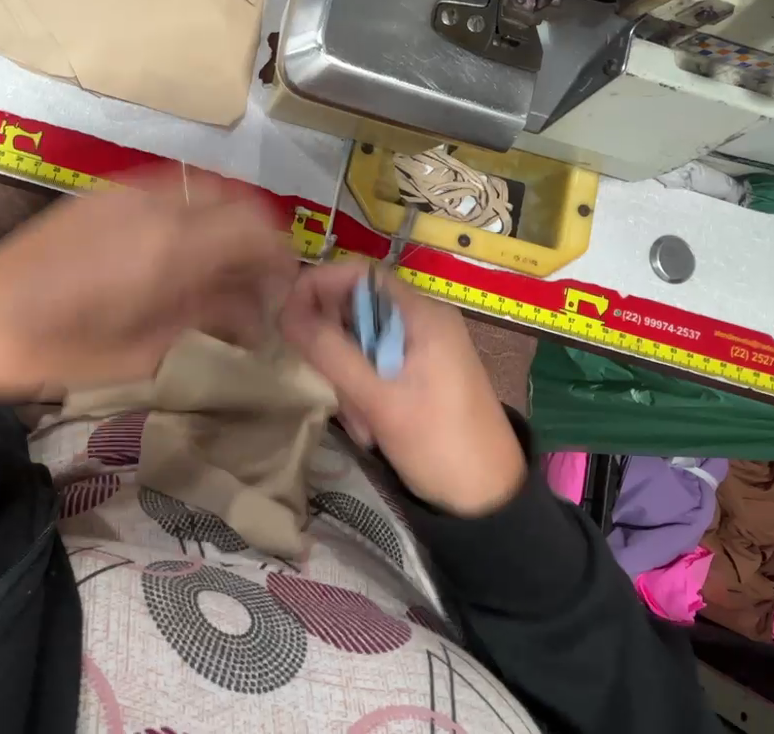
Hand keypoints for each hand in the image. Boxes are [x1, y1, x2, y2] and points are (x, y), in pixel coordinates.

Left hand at [0, 170, 297, 400]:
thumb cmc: (66, 350)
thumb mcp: (147, 350)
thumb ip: (210, 319)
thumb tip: (255, 317)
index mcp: (173, 246)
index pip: (256, 230)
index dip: (279, 258)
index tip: (280, 290)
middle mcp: (157, 205)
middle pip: (237, 201)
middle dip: (258, 238)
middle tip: (253, 281)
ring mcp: (128, 192)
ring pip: (204, 189)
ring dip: (225, 222)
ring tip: (217, 267)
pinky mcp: (104, 192)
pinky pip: (168, 189)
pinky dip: (190, 212)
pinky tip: (175, 251)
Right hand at [280, 262, 526, 516]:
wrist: (490, 500)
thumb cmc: (439, 445)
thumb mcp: (379, 400)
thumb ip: (331, 353)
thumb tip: (284, 313)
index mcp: (422, 315)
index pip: (358, 274)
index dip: (317, 286)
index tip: (287, 318)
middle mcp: (423, 320)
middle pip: (355, 308)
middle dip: (333, 347)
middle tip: (332, 389)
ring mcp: (423, 347)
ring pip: (360, 341)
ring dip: (347, 378)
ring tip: (361, 422)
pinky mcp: (421, 371)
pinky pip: (375, 364)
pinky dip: (363, 391)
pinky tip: (371, 427)